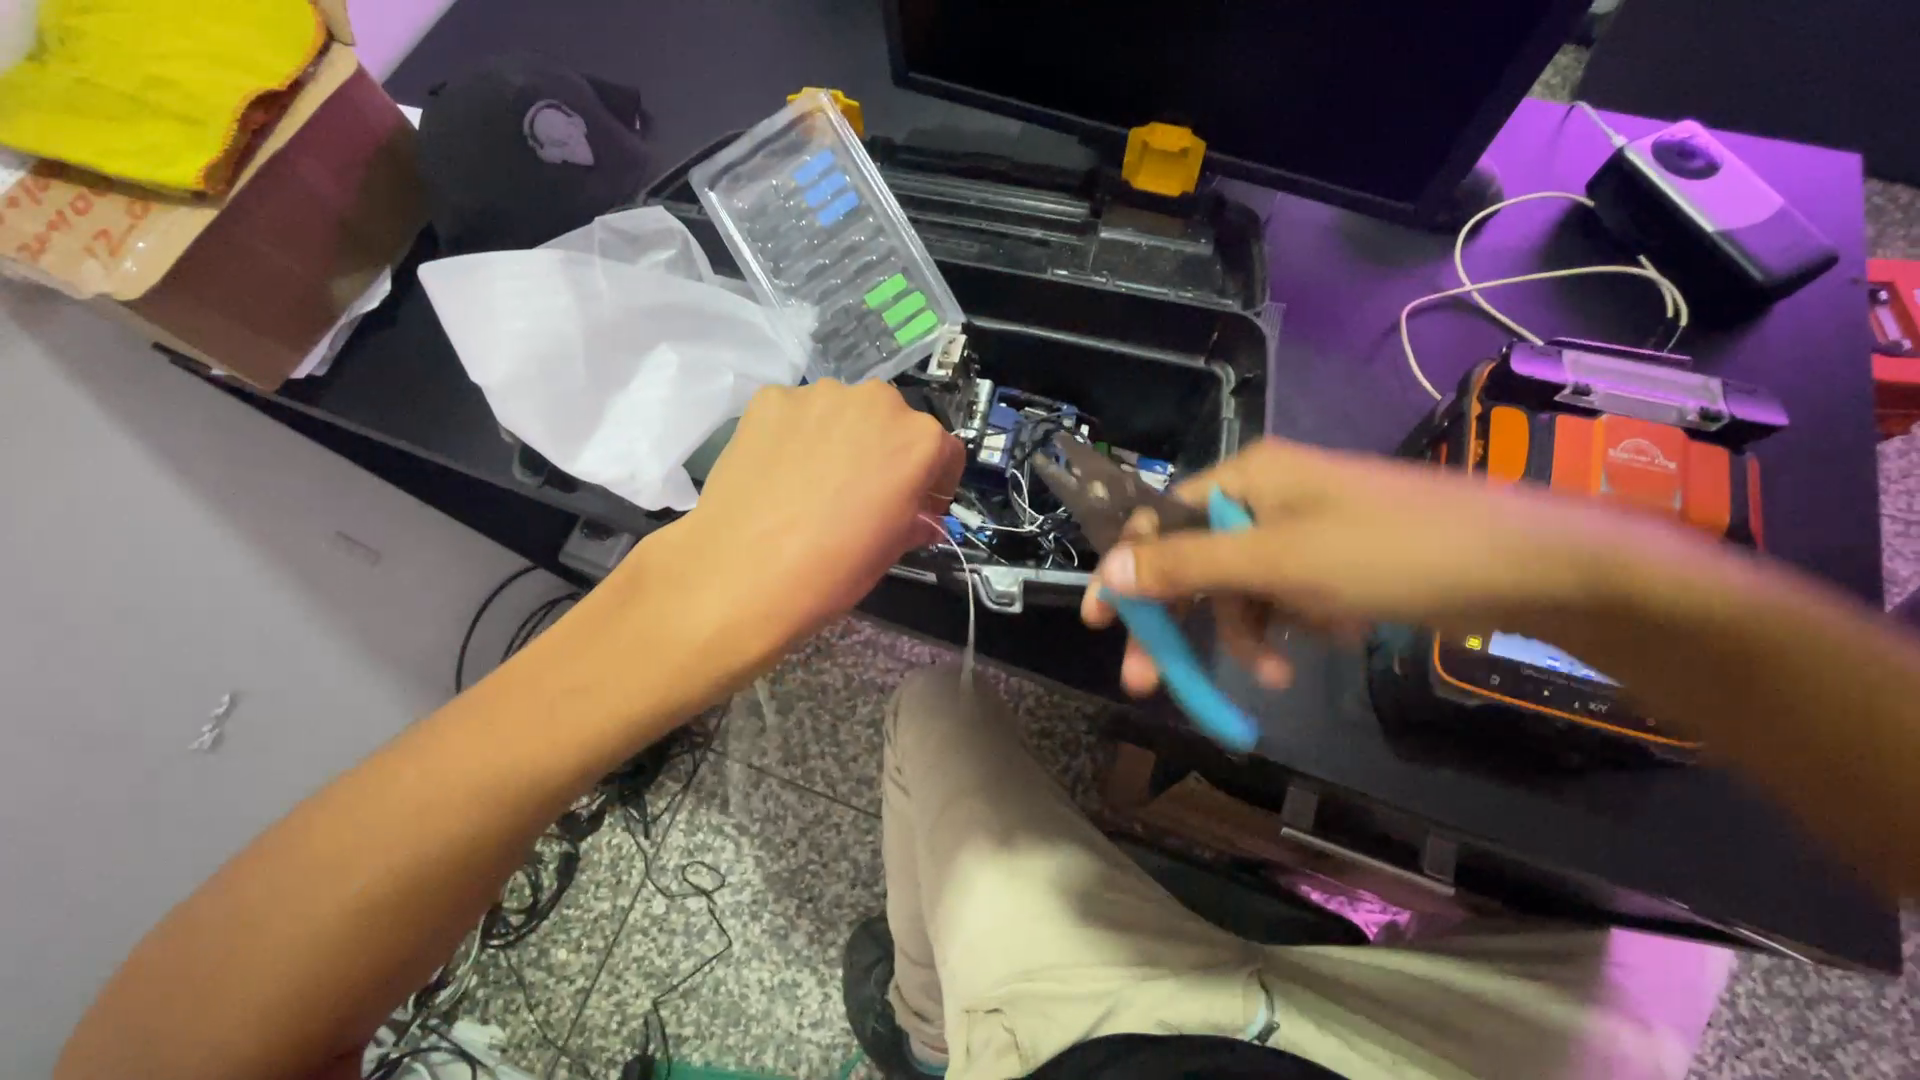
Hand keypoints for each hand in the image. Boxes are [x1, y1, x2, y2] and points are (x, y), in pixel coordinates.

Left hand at [612, 379, 961, 677]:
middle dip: (885, 452)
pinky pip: (796, 414)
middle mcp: (876, 402)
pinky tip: (780, 472)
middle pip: (892, 422)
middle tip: (862, 493)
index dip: (934, 483)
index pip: (944, 451)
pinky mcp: (771, 400)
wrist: (741, 573)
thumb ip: (913, 522)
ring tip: (814, 482)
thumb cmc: (832, 570)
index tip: (917, 506)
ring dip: (840, 438)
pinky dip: (795, 435)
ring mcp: (819, 395)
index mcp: (919, 440)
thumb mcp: (889, 551)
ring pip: (843, 413)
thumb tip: (921, 520)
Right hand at [1081, 437, 1680, 696]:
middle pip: (1195, 562)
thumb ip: (1189, 567)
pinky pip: (1284, 599)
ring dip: (1247, 636)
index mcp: (1246, 478)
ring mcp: (1301, 531)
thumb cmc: (1392, 553)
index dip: (1126, 571)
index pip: (1160, 521)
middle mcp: (1265, 497)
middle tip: (1151, 682)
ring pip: (1239, 591)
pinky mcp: (1333, 563)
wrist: (1525, 567)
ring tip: (1276, 674)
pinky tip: (1319, 645)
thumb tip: (1110, 571)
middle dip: (1181, 622)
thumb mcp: (1279, 563)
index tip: (1099, 622)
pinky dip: (1288, 629)